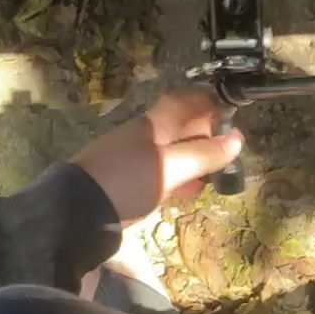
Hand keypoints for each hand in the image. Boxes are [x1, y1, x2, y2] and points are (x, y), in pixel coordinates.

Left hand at [71, 88, 243, 222]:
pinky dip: (180, 177)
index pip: (185, 102)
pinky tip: (191, 190)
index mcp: (153, 124)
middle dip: (205, 134)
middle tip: (230, 148)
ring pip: (172, 152)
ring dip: (194, 158)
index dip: (208, 102)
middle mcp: (143, 137)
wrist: (77, 211)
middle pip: (180, 128)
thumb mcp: (170, 167)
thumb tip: (237, 139)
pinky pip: (161, 173)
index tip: (232, 110)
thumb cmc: (127, 180)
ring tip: (217, 172)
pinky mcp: (128, 183)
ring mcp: (134, 160)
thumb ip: (203, 154)